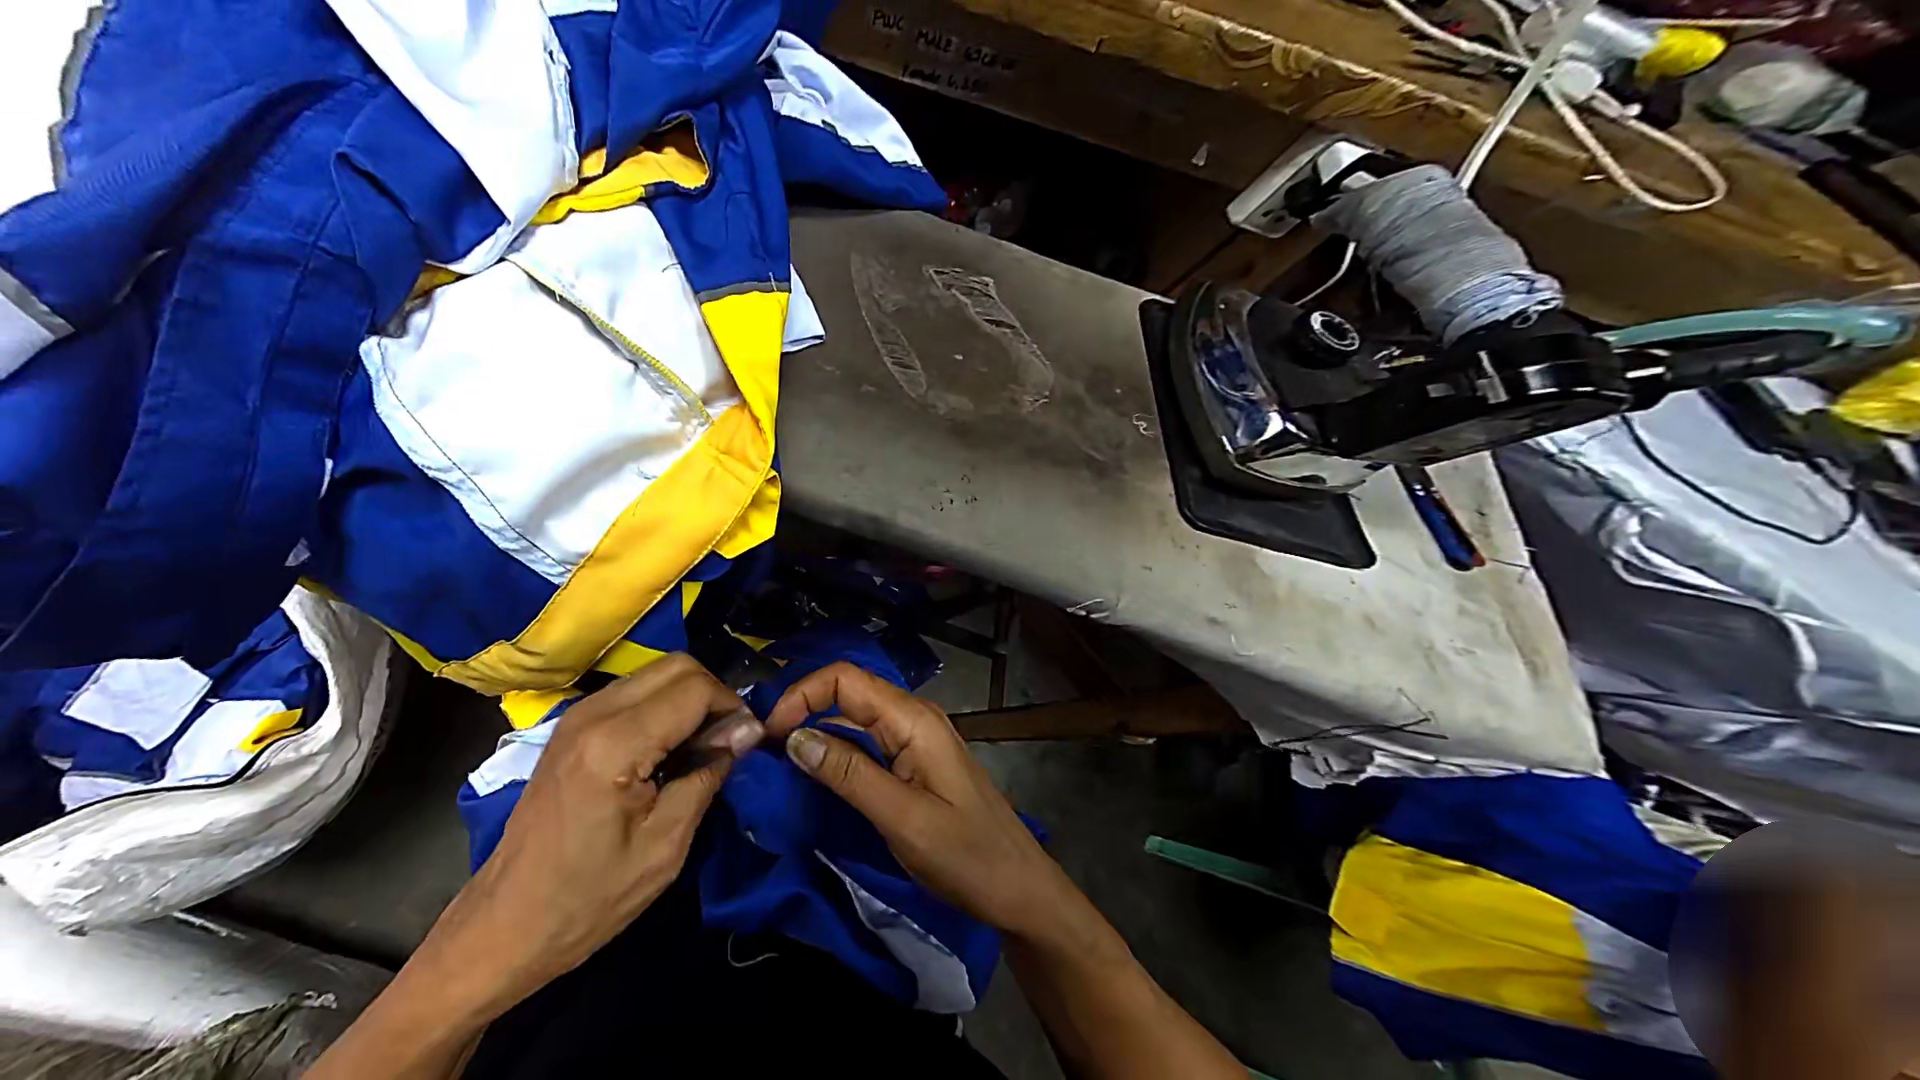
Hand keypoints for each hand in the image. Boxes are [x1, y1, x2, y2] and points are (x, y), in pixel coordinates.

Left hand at [415, 655, 763, 1018]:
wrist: (503, 927)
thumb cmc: (588, 898)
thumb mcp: (665, 845)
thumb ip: (708, 775)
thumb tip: (748, 730)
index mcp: (615, 744)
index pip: (696, 688)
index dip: (732, 709)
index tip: (746, 744)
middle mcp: (593, 714)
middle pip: (678, 666)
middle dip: (714, 695)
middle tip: (728, 741)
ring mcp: (577, 716)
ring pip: (657, 672)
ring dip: (689, 698)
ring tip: (702, 746)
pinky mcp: (571, 727)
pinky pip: (635, 691)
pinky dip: (665, 705)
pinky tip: (669, 748)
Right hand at [766, 663, 1077, 940]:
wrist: (1018, 887)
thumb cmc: (966, 856)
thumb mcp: (902, 818)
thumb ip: (848, 775)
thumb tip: (793, 738)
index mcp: (914, 719)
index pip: (846, 678)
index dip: (801, 695)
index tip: (768, 736)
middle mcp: (914, 717)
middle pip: (848, 691)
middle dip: (802, 709)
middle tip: (763, 750)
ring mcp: (915, 738)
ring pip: (855, 716)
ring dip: (815, 729)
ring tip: (777, 761)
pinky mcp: (914, 761)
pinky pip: (867, 741)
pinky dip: (836, 749)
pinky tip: (815, 772)